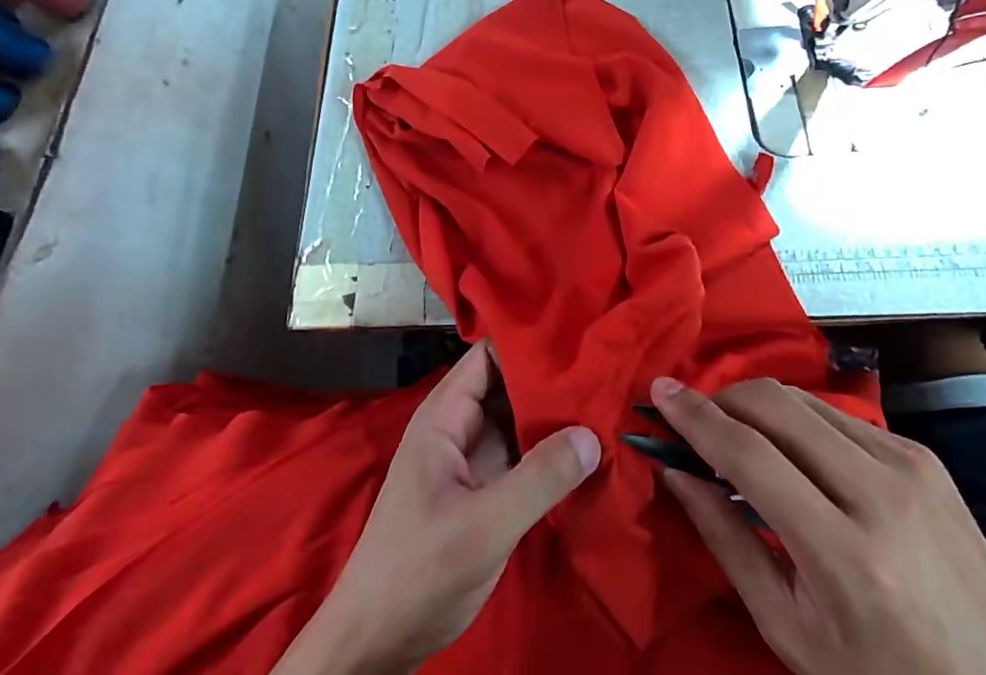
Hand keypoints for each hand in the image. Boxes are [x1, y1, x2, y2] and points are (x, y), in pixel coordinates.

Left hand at [275, 342, 600, 674]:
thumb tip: (592, 436)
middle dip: (552, 380)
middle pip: (510, 385)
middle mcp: (460, 429)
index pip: (488, 356)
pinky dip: (554, 449)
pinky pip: (525, 455)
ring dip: (557, 415)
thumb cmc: (417, 573)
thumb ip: (538, 479)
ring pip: (520, 420)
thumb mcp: (482, 526)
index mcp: (444, 418)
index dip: (529, 346)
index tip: (578, 344)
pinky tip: (592, 445)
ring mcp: (474, 460)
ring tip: (608, 400)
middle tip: (606, 372)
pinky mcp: (488, 490)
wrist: (377, 641)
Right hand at [651, 377, 985, 674]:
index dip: (697, 419)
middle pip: (778, 407)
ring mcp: (909, 464)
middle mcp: (881, 492)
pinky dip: (798, 421)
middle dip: (723, 398)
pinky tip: (789, 451)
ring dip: (758, 406)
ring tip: (733, 433)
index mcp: (846, 555)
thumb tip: (676, 471)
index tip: (658, 394)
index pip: (751, 457)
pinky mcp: (922, 453)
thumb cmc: (879, 672)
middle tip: (692, 415)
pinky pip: (838, 416)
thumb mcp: (789, 628)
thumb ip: (726, 541)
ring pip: (806, 401)